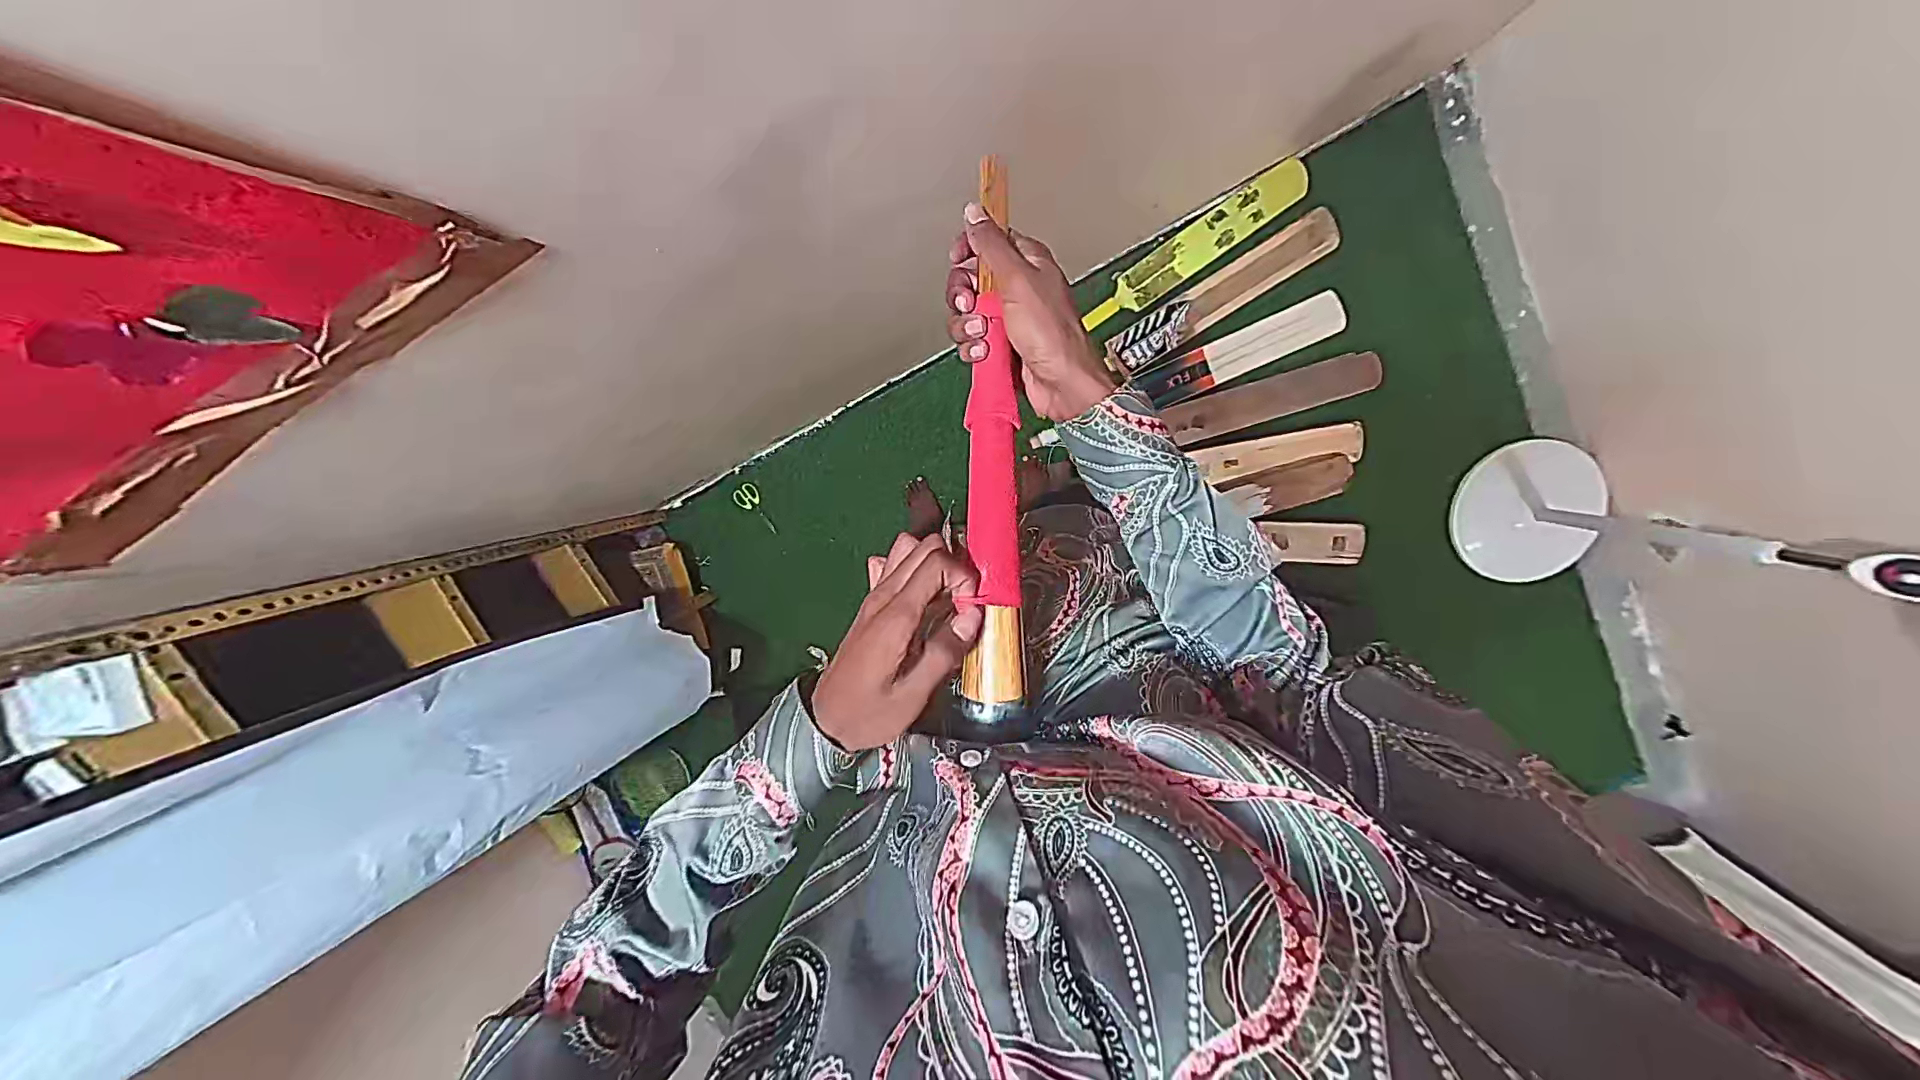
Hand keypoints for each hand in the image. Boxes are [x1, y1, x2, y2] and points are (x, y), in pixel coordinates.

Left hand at [811, 533, 983, 749]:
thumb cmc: (865, 713)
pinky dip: (915, 572)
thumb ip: (944, 653)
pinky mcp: (872, 606)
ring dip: (935, 564)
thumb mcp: (912, 696)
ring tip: (948, 599)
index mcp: (896, 616)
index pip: (937, 562)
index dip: (964, 578)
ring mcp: (875, 598)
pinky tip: (925, 601)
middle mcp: (883, 598)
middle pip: (925, 546)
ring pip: (908, 549)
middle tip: (964, 604)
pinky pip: (894, 568)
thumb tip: (971, 619)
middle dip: (955, 566)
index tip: (970, 610)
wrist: (825, 720)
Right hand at [947, 206, 1117, 422]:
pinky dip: (974, 348)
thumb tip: (975, 214)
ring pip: (967, 314)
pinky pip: (972, 341)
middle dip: (964, 295)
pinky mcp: (1001, 345)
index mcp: (1027, 262)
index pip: (989, 240)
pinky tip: (987, 351)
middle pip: (970, 279)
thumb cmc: (1053, 335)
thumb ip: (992, 244)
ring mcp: (1008, 319)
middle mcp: (1017, 289)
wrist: (1060, 383)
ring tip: (986, 333)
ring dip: (968, 326)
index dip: (969, 248)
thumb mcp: (1018, 280)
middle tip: (974, 304)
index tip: (959, 258)